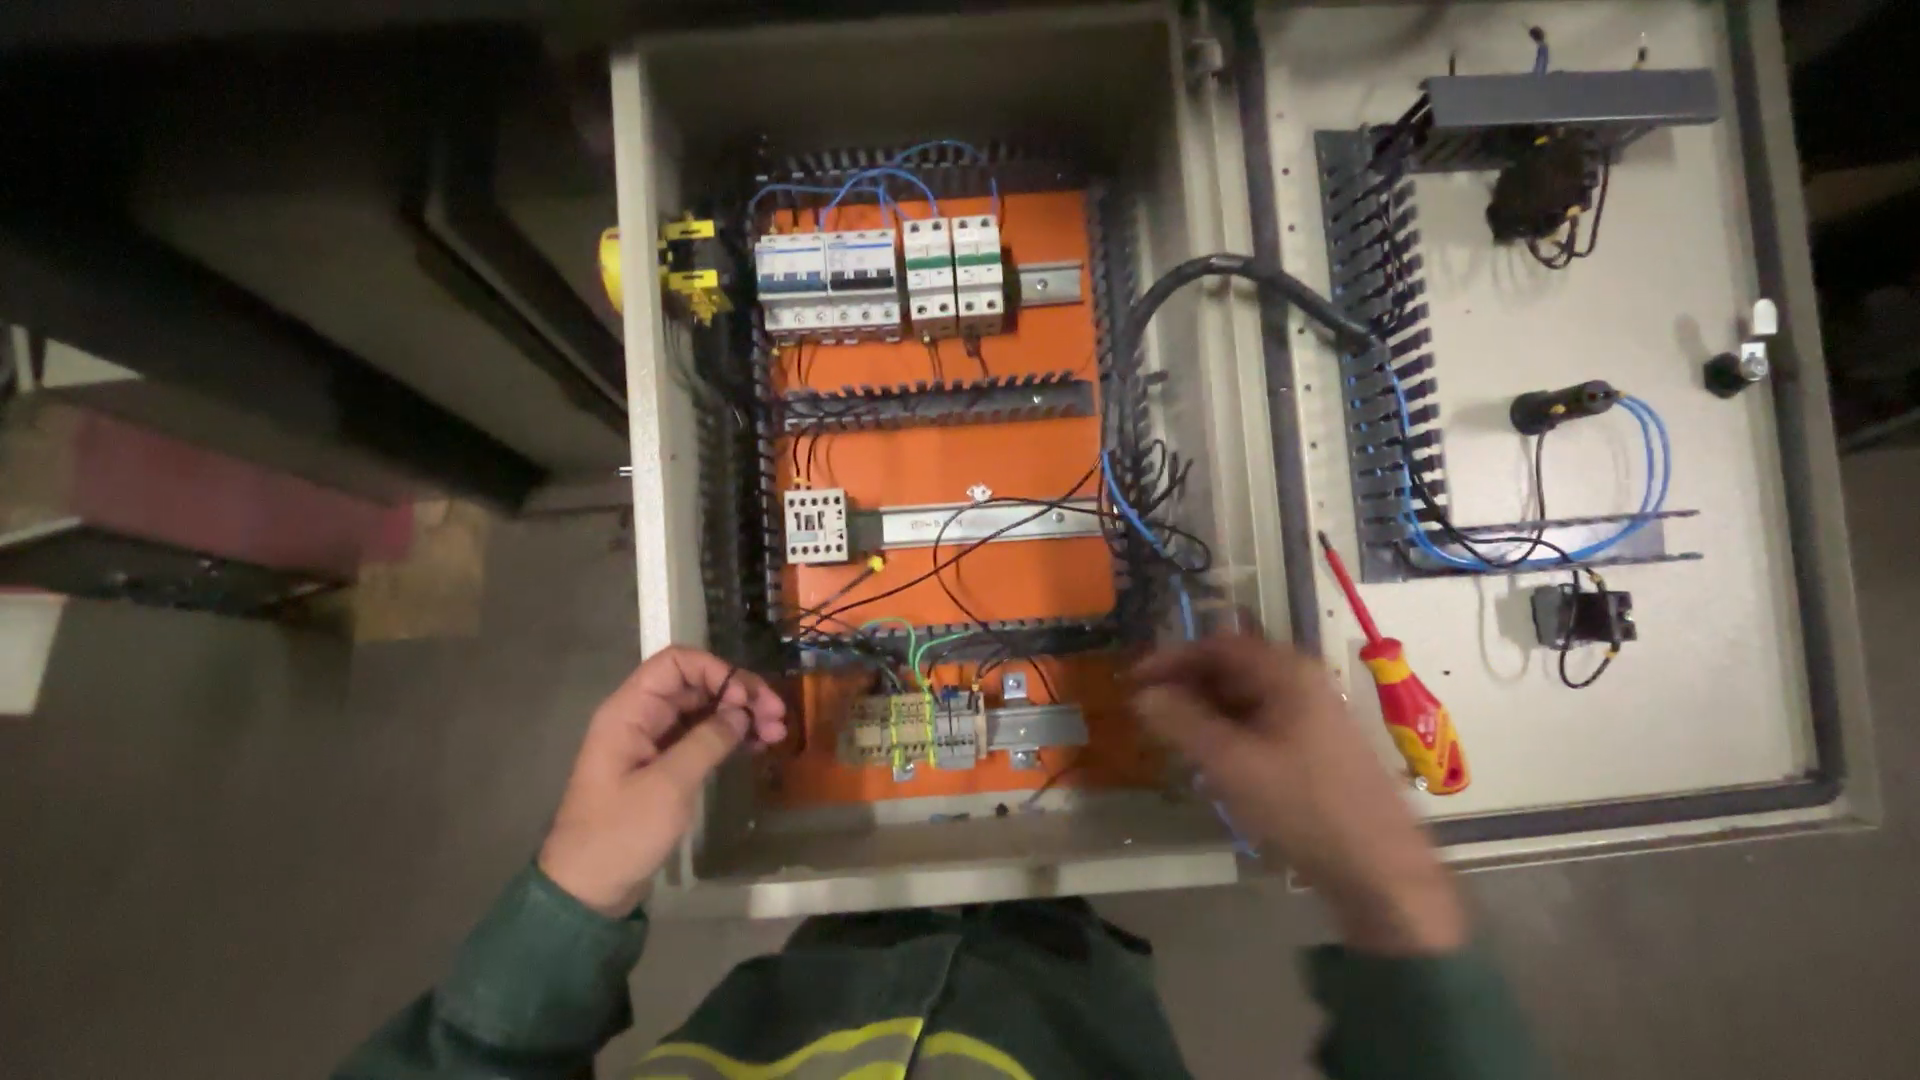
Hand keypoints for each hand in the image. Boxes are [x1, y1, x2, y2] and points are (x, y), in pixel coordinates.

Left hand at [538, 646, 786, 916]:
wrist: (588, 890)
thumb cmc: (621, 833)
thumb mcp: (668, 785)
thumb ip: (707, 741)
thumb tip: (740, 712)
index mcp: (630, 711)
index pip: (677, 663)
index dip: (717, 671)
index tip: (748, 699)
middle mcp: (642, 718)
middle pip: (696, 684)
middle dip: (739, 694)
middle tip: (777, 715)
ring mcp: (654, 742)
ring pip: (705, 710)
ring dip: (741, 716)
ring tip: (777, 732)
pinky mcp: (665, 766)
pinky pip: (703, 736)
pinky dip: (731, 736)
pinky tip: (758, 745)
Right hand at [1132, 634, 1465, 953]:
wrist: (1382, 872)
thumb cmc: (1304, 808)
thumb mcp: (1232, 765)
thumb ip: (1182, 723)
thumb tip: (1143, 695)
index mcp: (1287, 673)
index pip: (1217, 645)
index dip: (1171, 658)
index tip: (1134, 681)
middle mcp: (1303, 683)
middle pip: (1231, 669)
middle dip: (1186, 687)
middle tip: (1149, 713)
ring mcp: (1314, 716)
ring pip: (1245, 700)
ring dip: (1204, 713)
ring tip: (1171, 741)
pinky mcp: (1317, 748)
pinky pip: (1261, 725)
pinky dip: (1228, 735)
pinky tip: (1210, 765)